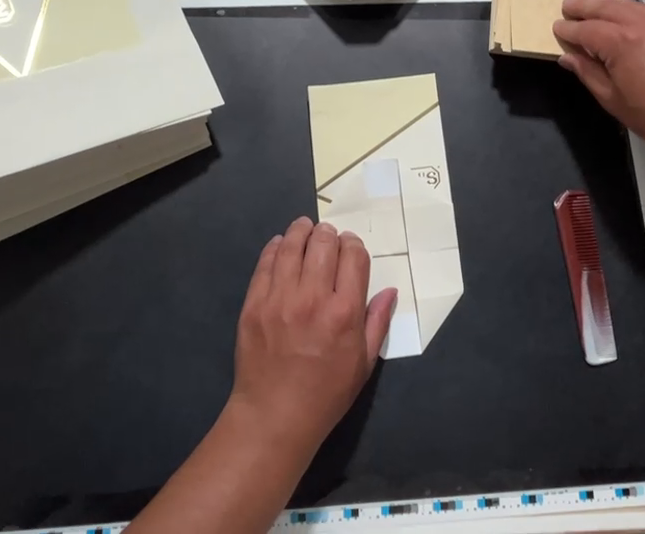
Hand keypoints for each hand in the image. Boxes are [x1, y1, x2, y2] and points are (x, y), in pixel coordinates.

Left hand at [228, 217, 396, 452]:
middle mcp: (313, 297)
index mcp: (344, 312)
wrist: (274, 416)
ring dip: (301, 231)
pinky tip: (280, 245)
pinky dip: (275, 247)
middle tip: (328, 236)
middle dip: (329, 234)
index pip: (354, 256)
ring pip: (291, 245)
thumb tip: (390, 291)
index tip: (351, 248)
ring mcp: (280, 298)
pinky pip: (265, 263)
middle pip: (323, 243)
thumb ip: (377, 322)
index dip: (354, 245)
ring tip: (305, 228)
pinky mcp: (254, 303)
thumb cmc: (326, 394)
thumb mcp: (363, 364)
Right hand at [553, 0, 644, 158]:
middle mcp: (643, 25)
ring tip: (592, 8)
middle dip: (584, 7)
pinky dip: (630, 11)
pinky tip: (624, 19)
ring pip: (629, 6)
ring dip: (607, 5)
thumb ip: (588, 73)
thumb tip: (568, 57)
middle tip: (567, 6)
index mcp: (621, 43)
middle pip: (607, 8)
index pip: (586, 29)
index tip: (556, 28)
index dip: (569, 29)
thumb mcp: (613, 100)